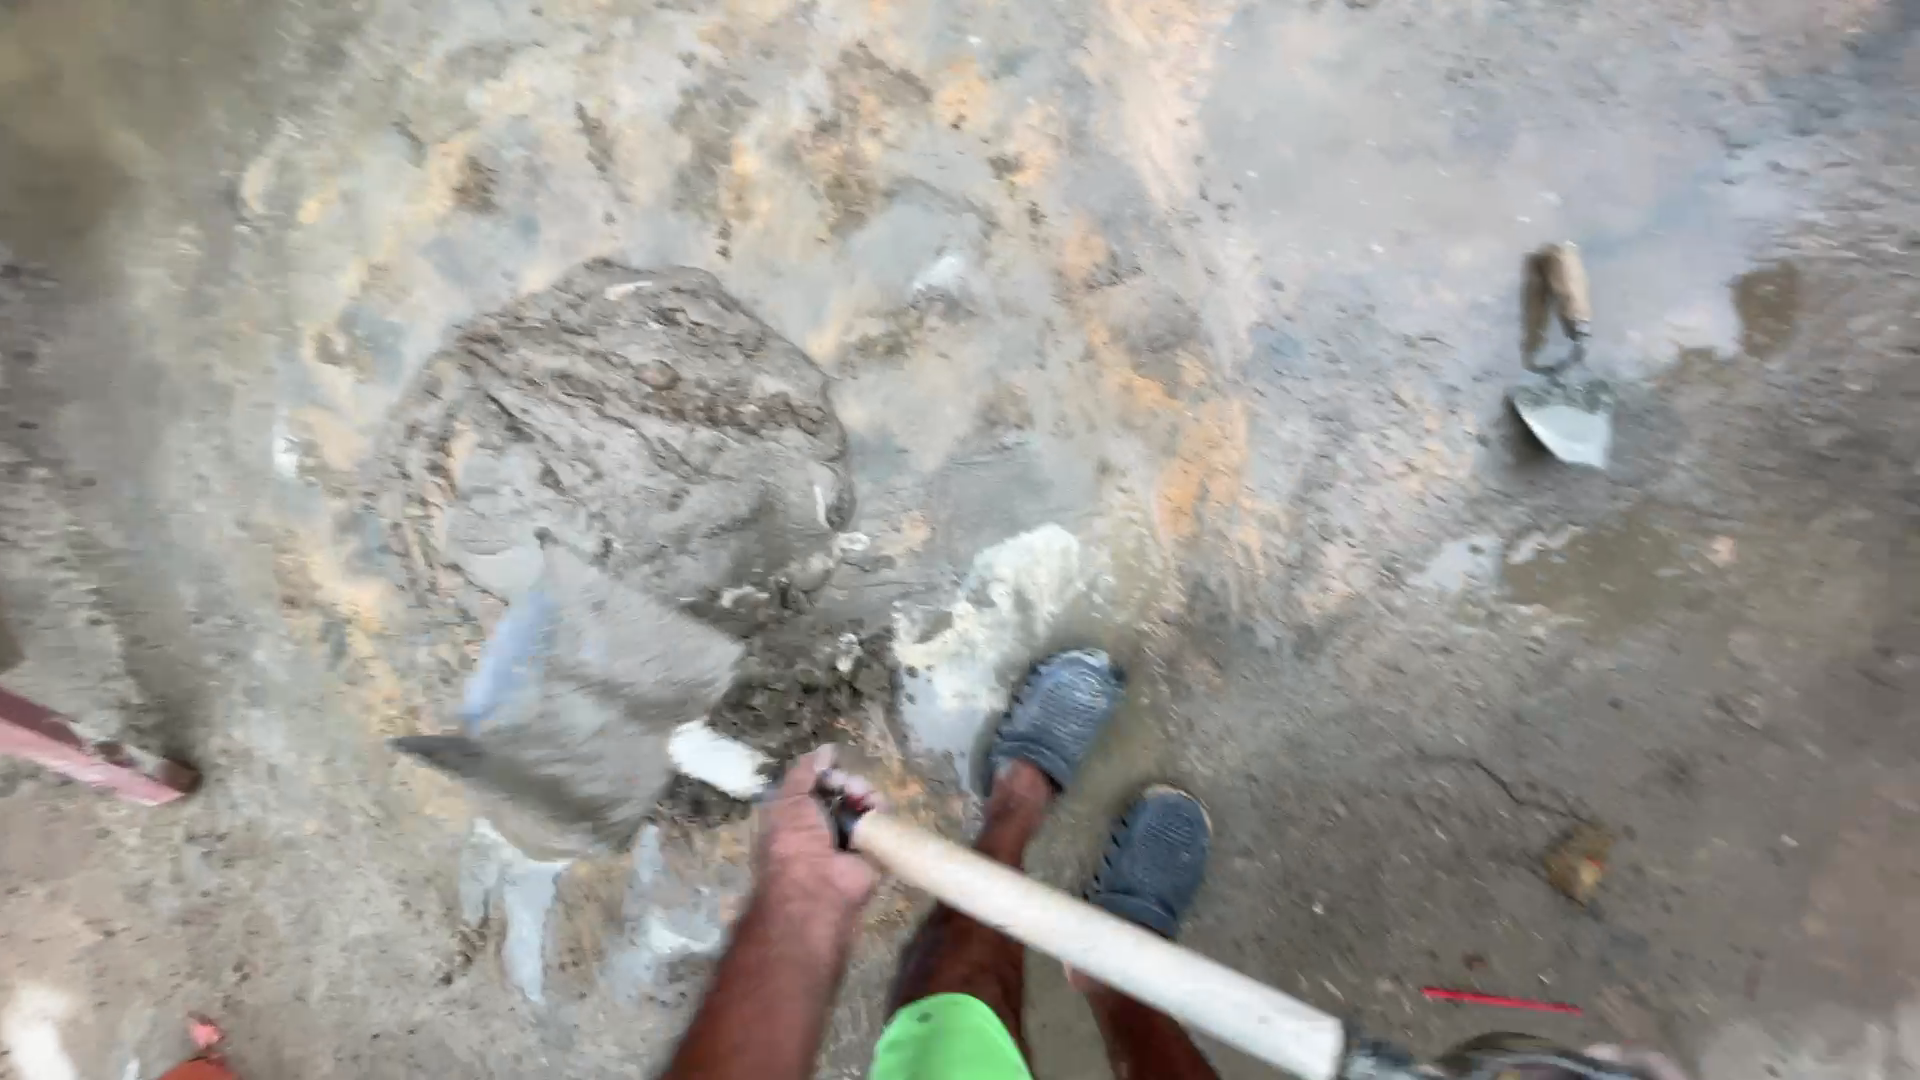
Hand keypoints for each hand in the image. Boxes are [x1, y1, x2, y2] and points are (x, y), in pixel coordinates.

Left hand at [755, 747, 879, 922]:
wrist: (815, 887)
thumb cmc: (792, 840)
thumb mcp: (788, 799)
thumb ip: (804, 771)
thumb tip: (826, 750)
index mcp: (798, 819)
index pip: (818, 787)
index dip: (825, 774)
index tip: (830, 768)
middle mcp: (824, 829)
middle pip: (844, 793)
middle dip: (848, 782)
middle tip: (849, 786)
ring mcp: (850, 841)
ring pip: (864, 804)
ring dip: (866, 793)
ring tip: (863, 796)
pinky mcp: (873, 851)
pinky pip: (882, 823)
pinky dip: (881, 810)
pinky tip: (877, 806)